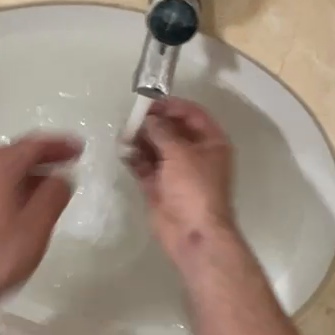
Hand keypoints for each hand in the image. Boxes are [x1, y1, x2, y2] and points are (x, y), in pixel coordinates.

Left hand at [0, 134, 80, 317]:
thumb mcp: (36, 227)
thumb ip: (53, 196)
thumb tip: (62, 178)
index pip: (33, 145)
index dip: (59, 145)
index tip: (79, 149)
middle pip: (14, 154)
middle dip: (42, 157)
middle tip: (66, 164)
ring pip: (0, 172)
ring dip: (26, 174)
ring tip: (48, 188)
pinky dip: (10, 187)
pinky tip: (20, 207)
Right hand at [126, 98, 236, 261]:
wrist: (193, 233)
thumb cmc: (194, 188)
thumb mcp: (180, 153)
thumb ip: (162, 131)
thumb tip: (148, 119)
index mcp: (211, 142)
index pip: (193, 114)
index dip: (172, 106)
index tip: (150, 102)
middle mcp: (195, 154)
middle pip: (172, 130)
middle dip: (153, 123)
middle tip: (132, 118)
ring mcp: (177, 171)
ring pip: (157, 148)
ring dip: (141, 140)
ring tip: (124, 133)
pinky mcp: (160, 186)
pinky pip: (146, 166)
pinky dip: (135, 158)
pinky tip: (123, 150)